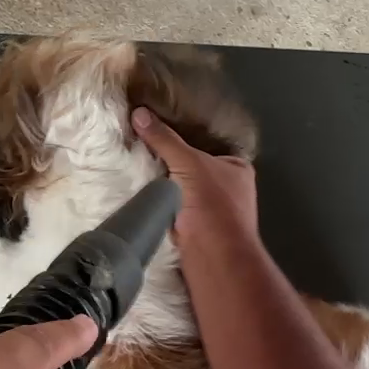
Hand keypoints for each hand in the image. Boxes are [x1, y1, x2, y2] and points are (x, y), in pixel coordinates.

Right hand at [134, 106, 260, 252]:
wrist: (212, 256)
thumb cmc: (211, 204)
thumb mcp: (188, 162)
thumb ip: (164, 138)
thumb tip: (138, 112)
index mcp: (236, 167)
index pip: (206, 143)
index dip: (182, 134)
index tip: (156, 126)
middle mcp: (227, 186)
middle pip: (190, 164)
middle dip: (168, 158)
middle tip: (139, 140)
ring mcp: (210, 208)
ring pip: (179, 185)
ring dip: (161, 179)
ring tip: (132, 158)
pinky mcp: (193, 226)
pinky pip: (170, 203)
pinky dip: (157, 197)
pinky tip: (137, 185)